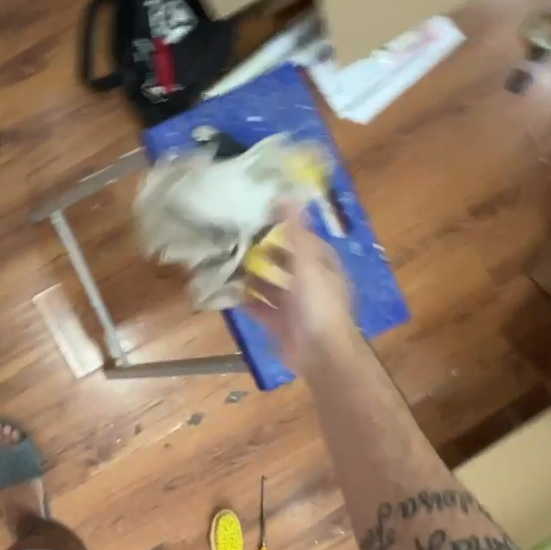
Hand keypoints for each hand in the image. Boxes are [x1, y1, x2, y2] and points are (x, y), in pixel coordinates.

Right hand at [244, 201, 361, 372]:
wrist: (320, 353)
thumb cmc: (318, 304)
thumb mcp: (307, 263)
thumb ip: (296, 232)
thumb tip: (289, 196)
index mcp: (323, 267)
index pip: (305, 241)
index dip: (287, 229)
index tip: (262, 217)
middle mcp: (310, 284)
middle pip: (286, 263)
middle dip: (265, 253)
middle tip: (237, 239)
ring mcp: (295, 306)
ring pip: (271, 286)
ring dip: (253, 277)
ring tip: (227, 262)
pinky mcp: (281, 324)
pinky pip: (260, 308)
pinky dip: (245, 301)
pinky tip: (227, 292)